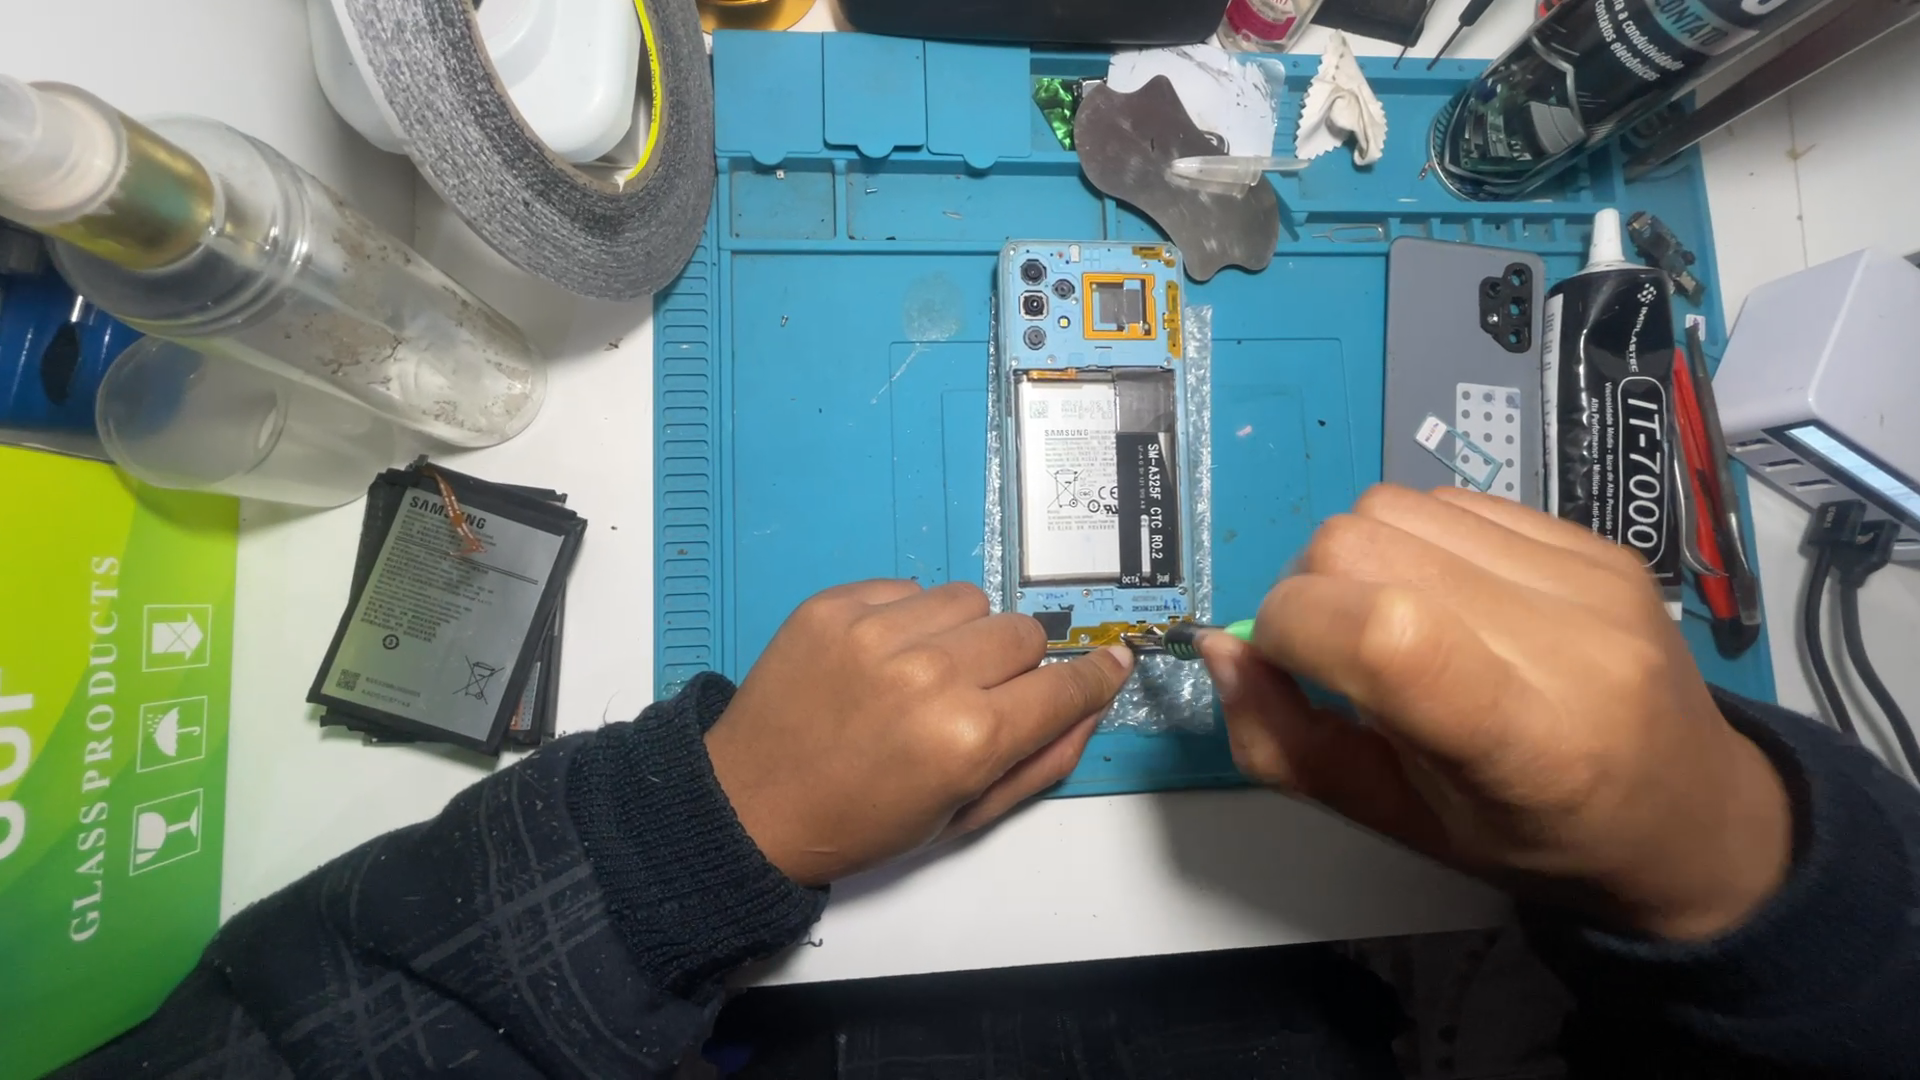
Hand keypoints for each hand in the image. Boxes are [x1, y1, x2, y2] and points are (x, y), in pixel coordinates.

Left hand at [705, 581, 1133, 885]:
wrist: (752, 804)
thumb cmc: (865, 823)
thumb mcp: (964, 814)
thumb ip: (1042, 757)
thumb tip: (1094, 696)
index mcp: (970, 738)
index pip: (1065, 686)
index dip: (1093, 677)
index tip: (1107, 665)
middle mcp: (931, 672)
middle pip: (1023, 631)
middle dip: (1017, 664)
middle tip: (978, 692)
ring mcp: (876, 629)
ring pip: (971, 599)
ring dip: (965, 633)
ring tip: (926, 667)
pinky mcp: (834, 603)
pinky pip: (910, 588)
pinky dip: (911, 618)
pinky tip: (882, 653)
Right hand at [1202, 485, 1790, 940]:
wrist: (1691, 816)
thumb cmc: (1519, 837)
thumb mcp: (1383, 819)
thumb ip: (1279, 743)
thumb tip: (1222, 646)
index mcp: (1521, 744)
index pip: (1381, 632)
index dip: (1293, 630)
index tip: (1285, 667)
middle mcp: (1569, 644)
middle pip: (1358, 544)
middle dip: (1306, 591)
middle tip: (1332, 648)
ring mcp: (1589, 577)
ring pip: (1387, 507)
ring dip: (1350, 559)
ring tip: (1385, 615)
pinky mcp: (1594, 539)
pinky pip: (1441, 500)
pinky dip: (1404, 541)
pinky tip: (1438, 592)